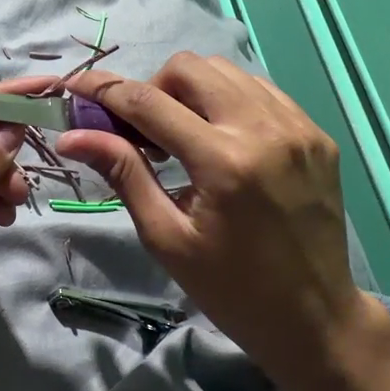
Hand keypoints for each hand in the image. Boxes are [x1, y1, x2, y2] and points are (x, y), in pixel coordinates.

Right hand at [56, 54, 389, 390]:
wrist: (317, 322)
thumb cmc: (232, 289)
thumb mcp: (166, 237)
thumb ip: (123, 173)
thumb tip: (72, 135)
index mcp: (222, 162)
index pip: (147, 101)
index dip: (105, 89)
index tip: (77, 87)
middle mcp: (263, 130)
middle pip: (188, 68)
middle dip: (154, 88)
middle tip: (146, 130)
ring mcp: (297, 127)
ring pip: (226, 70)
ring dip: (193, 90)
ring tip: (186, 134)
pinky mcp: (316, 134)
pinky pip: (260, 89)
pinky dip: (231, 100)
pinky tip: (224, 137)